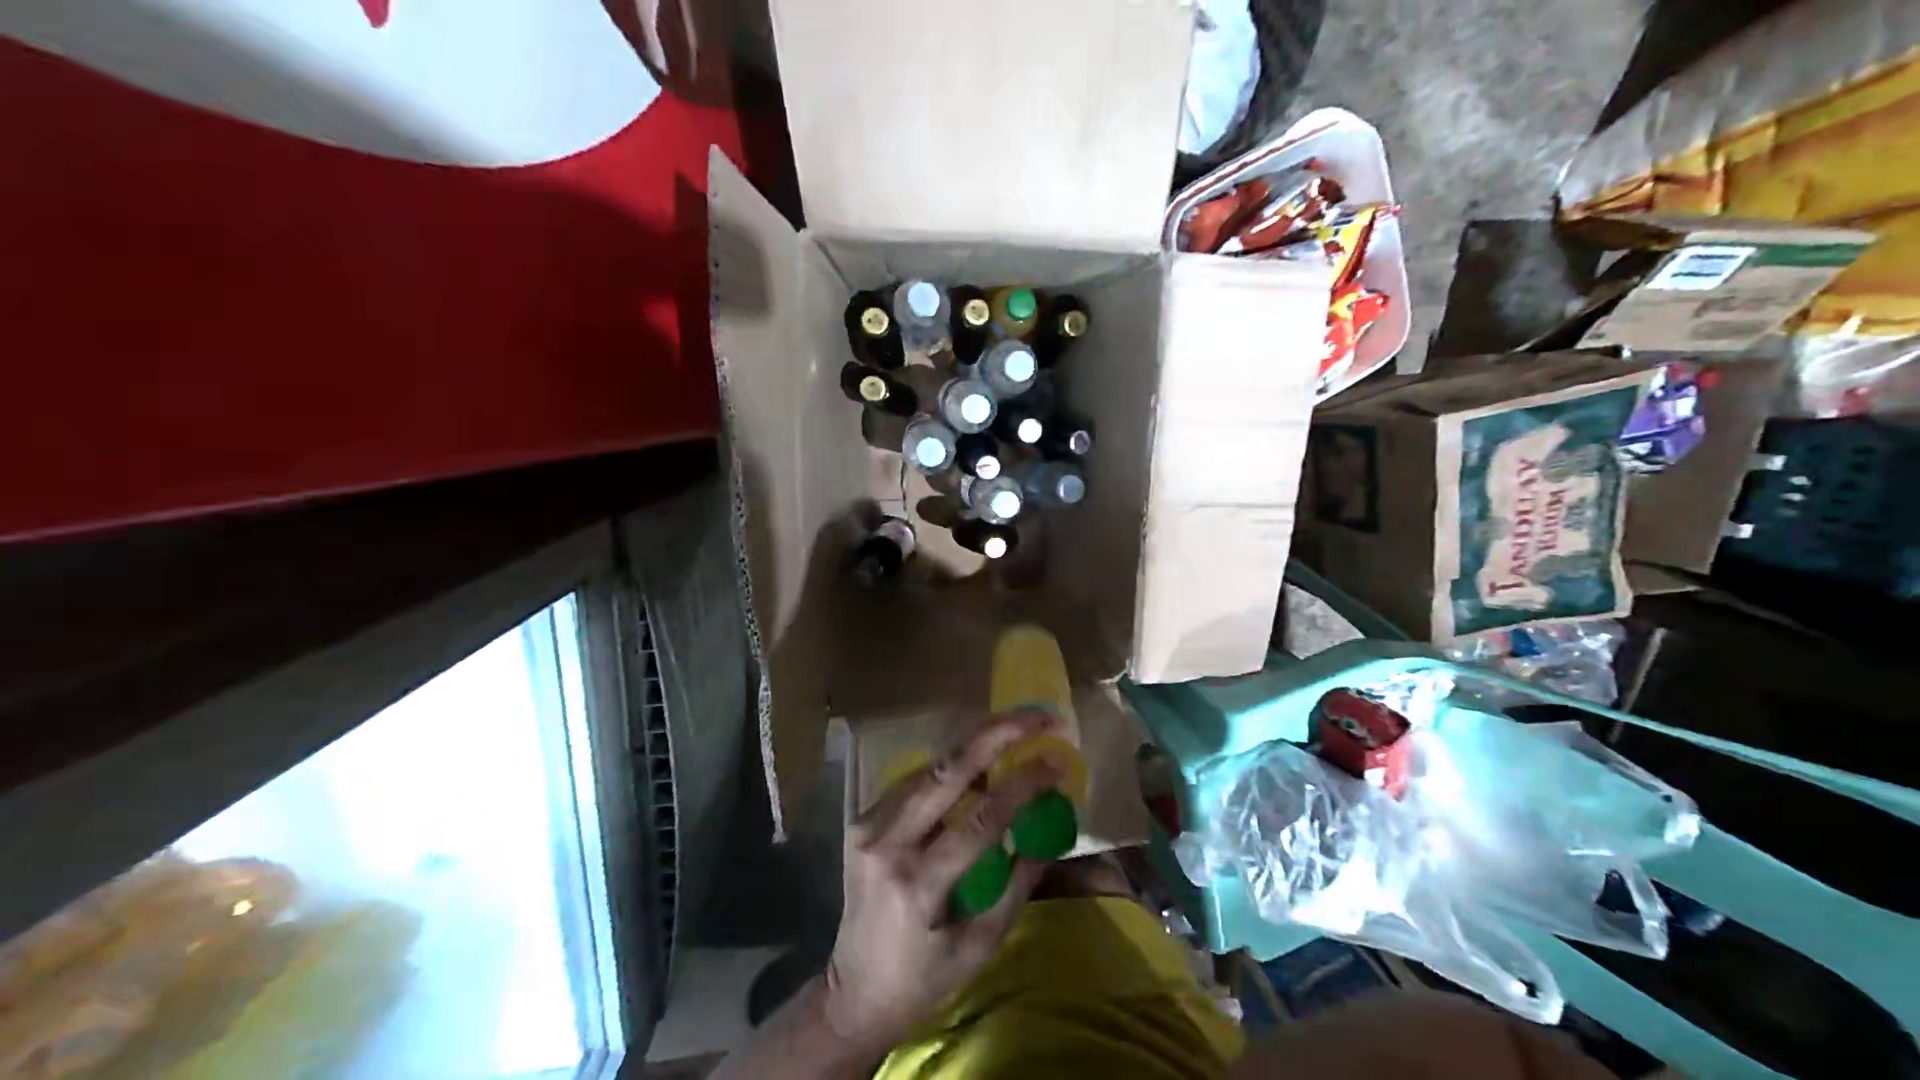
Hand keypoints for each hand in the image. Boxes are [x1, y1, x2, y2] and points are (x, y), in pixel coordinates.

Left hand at [821, 711, 1067, 1053]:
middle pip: (945, 774)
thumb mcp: (979, 946)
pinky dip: (950, 768)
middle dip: (995, 736)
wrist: (851, 991)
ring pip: (928, 769)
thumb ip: (1016, 885)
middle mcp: (885, 844)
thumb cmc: (923, 979)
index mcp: (916, 884)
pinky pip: (913, 783)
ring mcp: (866, 826)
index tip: (1057, 760)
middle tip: (1037, 716)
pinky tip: (979, 759)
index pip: (978, 820)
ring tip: (1016, 728)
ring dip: (974, 745)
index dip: (1022, 785)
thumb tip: (1050, 831)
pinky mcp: (861, 820)